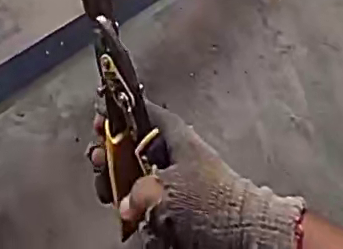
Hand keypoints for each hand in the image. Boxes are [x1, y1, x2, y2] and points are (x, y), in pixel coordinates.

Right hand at [88, 101, 304, 248]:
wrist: (246, 232)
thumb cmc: (210, 201)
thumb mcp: (168, 192)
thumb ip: (137, 192)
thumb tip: (124, 203)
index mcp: (171, 132)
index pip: (137, 109)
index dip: (115, 112)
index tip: (97, 119)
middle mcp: (170, 149)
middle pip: (130, 141)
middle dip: (109, 151)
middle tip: (96, 159)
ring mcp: (173, 175)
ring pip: (134, 170)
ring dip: (115, 177)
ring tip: (105, 187)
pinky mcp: (176, 200)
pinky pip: (146, 195)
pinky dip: (131, 200)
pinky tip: (121, 208)